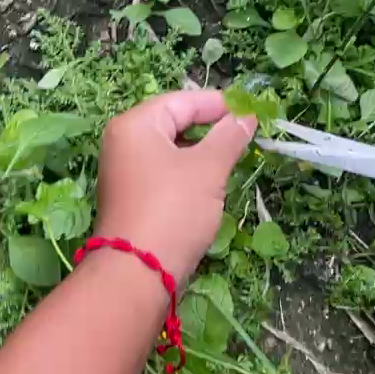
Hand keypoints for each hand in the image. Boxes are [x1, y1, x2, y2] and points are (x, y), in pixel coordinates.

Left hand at [93, 91, 256, 285]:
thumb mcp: (207, 168)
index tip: (250, 110)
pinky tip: (211, 185)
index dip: (217, 104)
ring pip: (170, 150)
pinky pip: (164, 172)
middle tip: (245, 134)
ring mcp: (125, 171)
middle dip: (210, 128)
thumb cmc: (173, 208)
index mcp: (135, 125)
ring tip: (233, 158)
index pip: (180, 101)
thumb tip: (246, 117)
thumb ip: (228, 137)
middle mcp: (123, 142)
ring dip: (201, 152)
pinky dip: (188, 173)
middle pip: (173, 123)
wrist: (138, 272)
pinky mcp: (132, 197)